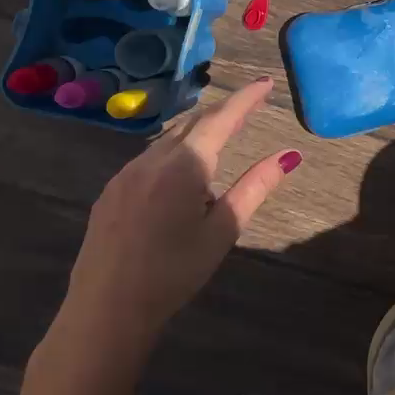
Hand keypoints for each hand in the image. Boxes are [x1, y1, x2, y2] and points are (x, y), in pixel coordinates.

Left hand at [60, 77, 300, 345]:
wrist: (104, 312)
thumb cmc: (174, 272)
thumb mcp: (224, 229)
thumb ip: (256, 186)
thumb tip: (290, 155)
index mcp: (183, 167)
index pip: (221, 120)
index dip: (245, 98)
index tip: (266, 82)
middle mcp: (150, 162)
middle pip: (192, 123)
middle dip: (223, 110)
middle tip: (251, 101)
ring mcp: (124, 176)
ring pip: (168, 139)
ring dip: (198, 129)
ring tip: (222, 129)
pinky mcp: (110, 193)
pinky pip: (149, 157)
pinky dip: (175, 148)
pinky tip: (184, 166)